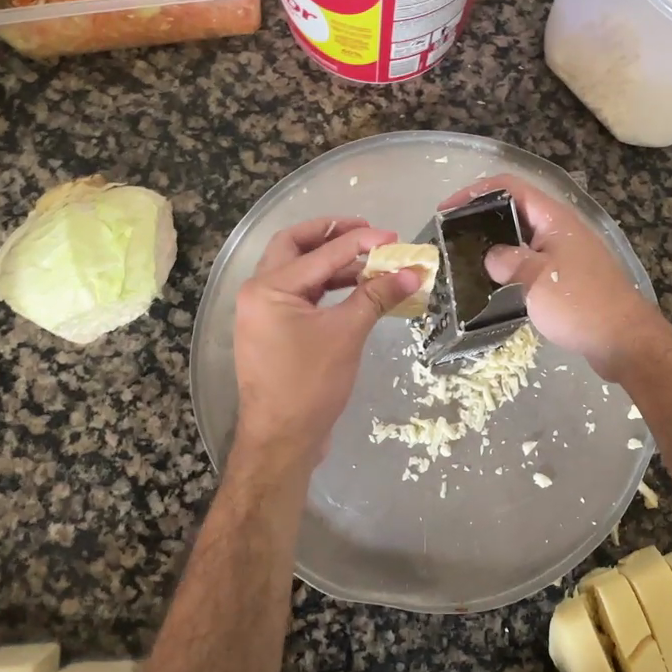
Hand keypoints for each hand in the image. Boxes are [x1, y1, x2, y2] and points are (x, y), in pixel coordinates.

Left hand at [232, 217, 420, 470]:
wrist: (281, 440)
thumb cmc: (309, 385)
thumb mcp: (347, 335)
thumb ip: (376, 296)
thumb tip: (412, 272)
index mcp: (269, 288)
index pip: (321, 253)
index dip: (361, 242)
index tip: (393, 237)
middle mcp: (259, 292)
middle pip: (295, 246)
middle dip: (331, 235)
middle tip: (366, 231)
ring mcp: (263, 313)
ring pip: (298, 270)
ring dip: (332, 262)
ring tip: (370, 261)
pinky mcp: (274, 330)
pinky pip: (301, 295)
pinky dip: (327, 286)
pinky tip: (356, 288)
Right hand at [439, 176, 665, 380]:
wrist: (625, 341)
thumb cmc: (580, 304)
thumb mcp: (535, 279)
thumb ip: (507, 261)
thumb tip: (491, 257)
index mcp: (555, 218)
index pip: (510, 187)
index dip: (475, 192)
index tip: (447, 210)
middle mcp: (562, 229)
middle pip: (516, 209)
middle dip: (483, 218)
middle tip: (454, 236)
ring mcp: (569, 253)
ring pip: (524, 238)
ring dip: (497, 245)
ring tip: (467, 260)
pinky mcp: (571, 277)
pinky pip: (534, 261)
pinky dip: (513, 266)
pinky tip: (497, 285)